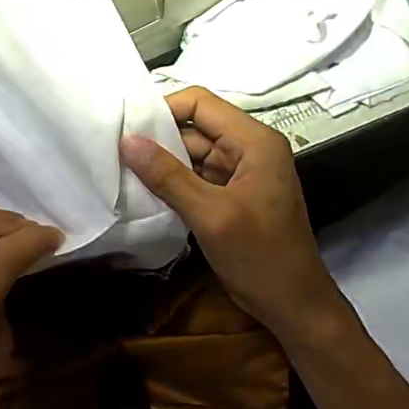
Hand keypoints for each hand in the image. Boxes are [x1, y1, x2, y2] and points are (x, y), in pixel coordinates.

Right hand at [120, 87, 346, 334]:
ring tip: (121, 169)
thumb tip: (126, 140)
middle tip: (114, 150)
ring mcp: (241, 173)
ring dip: (162, 162)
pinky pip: (197, 177)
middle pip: (195, 127)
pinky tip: (143, 191)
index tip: (125, 127)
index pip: (201, 103)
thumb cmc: (260, 257)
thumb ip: (167, 176)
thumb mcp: (210, 215)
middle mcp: (249, 149)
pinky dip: (172, 182)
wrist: (294, 305)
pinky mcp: (232, 196)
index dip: (163, 109)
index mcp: (254, 141)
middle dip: (157, 138)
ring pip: (192, 154)